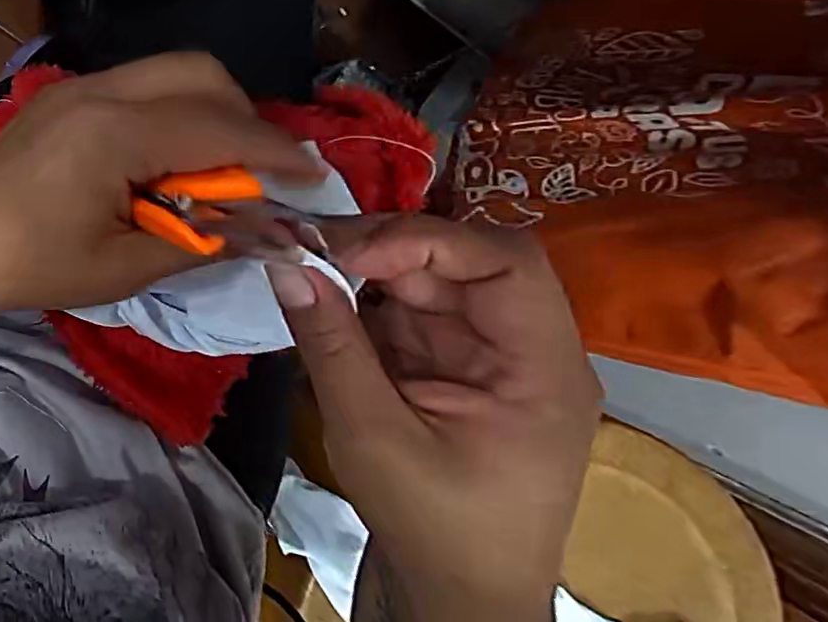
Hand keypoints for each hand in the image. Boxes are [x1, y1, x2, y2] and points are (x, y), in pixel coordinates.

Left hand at [0, 53, 322, 319]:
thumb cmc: (29, 265)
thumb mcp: (120, 267)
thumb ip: (198, 240)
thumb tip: (259, 229)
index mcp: (116, 134)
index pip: (218, 126)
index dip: (274, 149)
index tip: (312, 173)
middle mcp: (102, 91)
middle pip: (200, 72)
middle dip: (244, 114)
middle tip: (257, 168)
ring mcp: (80, 85)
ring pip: (171, 69)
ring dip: (209, 108)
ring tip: (215, 164)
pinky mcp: (67, 93)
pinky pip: (141, 82)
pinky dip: (173, 109)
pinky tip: (165, 155)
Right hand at [267, 217, 600, 621]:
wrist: (455, 595)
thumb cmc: (435, 528)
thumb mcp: (374, 438)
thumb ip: (330, 344)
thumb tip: (285, 262)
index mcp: (542, 369)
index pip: (505, 264)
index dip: (427, 241)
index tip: (350, 254)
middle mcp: (522, 344)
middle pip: (462, 258)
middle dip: (386, 244)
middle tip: (314, 245)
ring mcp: (483, 346)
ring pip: (427, 272)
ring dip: (365, 263)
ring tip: (308, 261)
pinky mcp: (448, 353)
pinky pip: (405, 301)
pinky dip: (361, 290)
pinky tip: (324, 290)